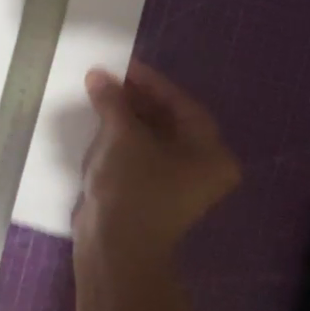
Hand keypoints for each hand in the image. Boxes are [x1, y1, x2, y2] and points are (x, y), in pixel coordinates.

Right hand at [75, 62, 238, 258]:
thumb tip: (99, 74)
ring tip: (100, 97)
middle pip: (170, 121)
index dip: (151, 82)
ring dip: (127, 117)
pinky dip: (123, 138)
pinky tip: (101, 127)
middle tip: (108, 80)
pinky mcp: (151, 193)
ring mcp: (177, 183)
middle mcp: (202, 167)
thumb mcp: (122, 137)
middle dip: (138, 99)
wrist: (116, 244)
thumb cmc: (132, 186)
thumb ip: (113, 102)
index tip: (122, 65)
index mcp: (210, 153)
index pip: (183, 106)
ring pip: (153, 138)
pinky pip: (141, 155)